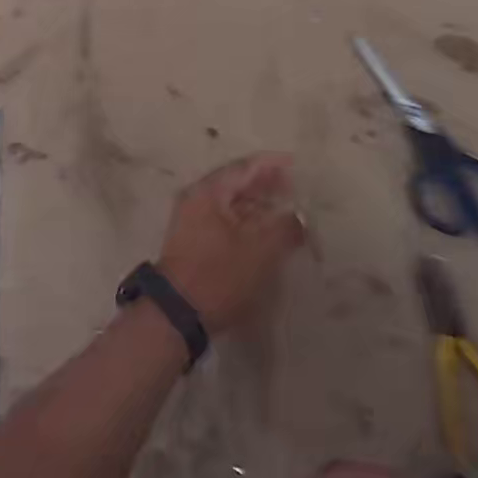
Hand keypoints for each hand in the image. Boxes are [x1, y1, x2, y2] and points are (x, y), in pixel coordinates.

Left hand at [156, 153, 305, 332]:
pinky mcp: (194, 239)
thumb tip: (299, 216)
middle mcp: (197, 197)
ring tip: (286, 209)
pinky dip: (246, 220)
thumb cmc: (220, 275)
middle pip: (237, 182)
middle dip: (266, 184)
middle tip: (295, 188)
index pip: (245, 168)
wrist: (178, 312)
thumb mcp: (260, 250)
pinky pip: (225, 219)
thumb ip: (284, 227)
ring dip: (257, 204)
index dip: (272, 165)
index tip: (296, 164)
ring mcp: (192, 218)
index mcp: (209, 191)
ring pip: (231, 203)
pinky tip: (265, 231)